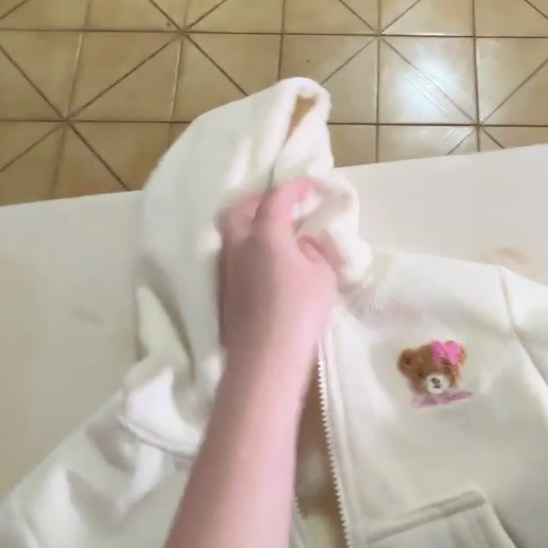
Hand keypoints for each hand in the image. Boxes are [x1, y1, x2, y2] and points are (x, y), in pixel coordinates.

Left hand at [217, 179, 339, 388]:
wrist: (265, 360)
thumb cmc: (300, 311)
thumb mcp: (323, 275)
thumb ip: (313, 251)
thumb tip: (301, 245)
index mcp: (265, 234)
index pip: (276, 198)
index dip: (294, 188)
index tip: (310, 187)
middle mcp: (238, 246)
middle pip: (238, 210)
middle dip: (259, 201)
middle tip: (282, 205)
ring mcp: (226, 270)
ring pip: (231, 235)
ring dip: (250, 225)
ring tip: (276, 234)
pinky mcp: (224, 293)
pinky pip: (233, 257)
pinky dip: (249, 249)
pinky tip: (269, 265)